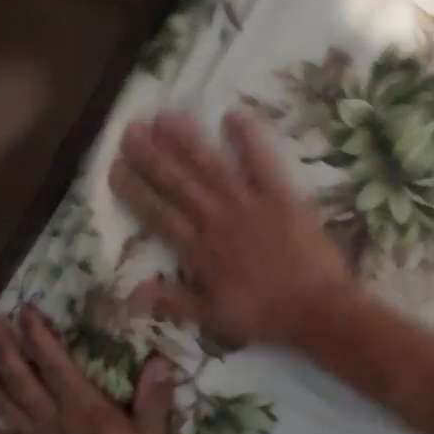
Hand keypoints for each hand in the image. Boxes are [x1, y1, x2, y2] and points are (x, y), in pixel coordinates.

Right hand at [110, 110, 359, 347]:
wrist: (318, 310)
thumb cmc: (266, 317)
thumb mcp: (214, 318)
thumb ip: (173, 301)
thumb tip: (131, 293)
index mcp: (201, 252)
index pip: (160, 216)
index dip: (136, 191)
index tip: (115, 166)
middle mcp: (219, 221)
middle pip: (179, 184)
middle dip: (152, 157)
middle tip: (130, 130)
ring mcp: (251, 205)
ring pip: (212, 167)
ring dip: (187, 141)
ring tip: (165, 115)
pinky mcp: (283, 196)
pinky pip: (263, 163)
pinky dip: (249, 139)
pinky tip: (232, 114)